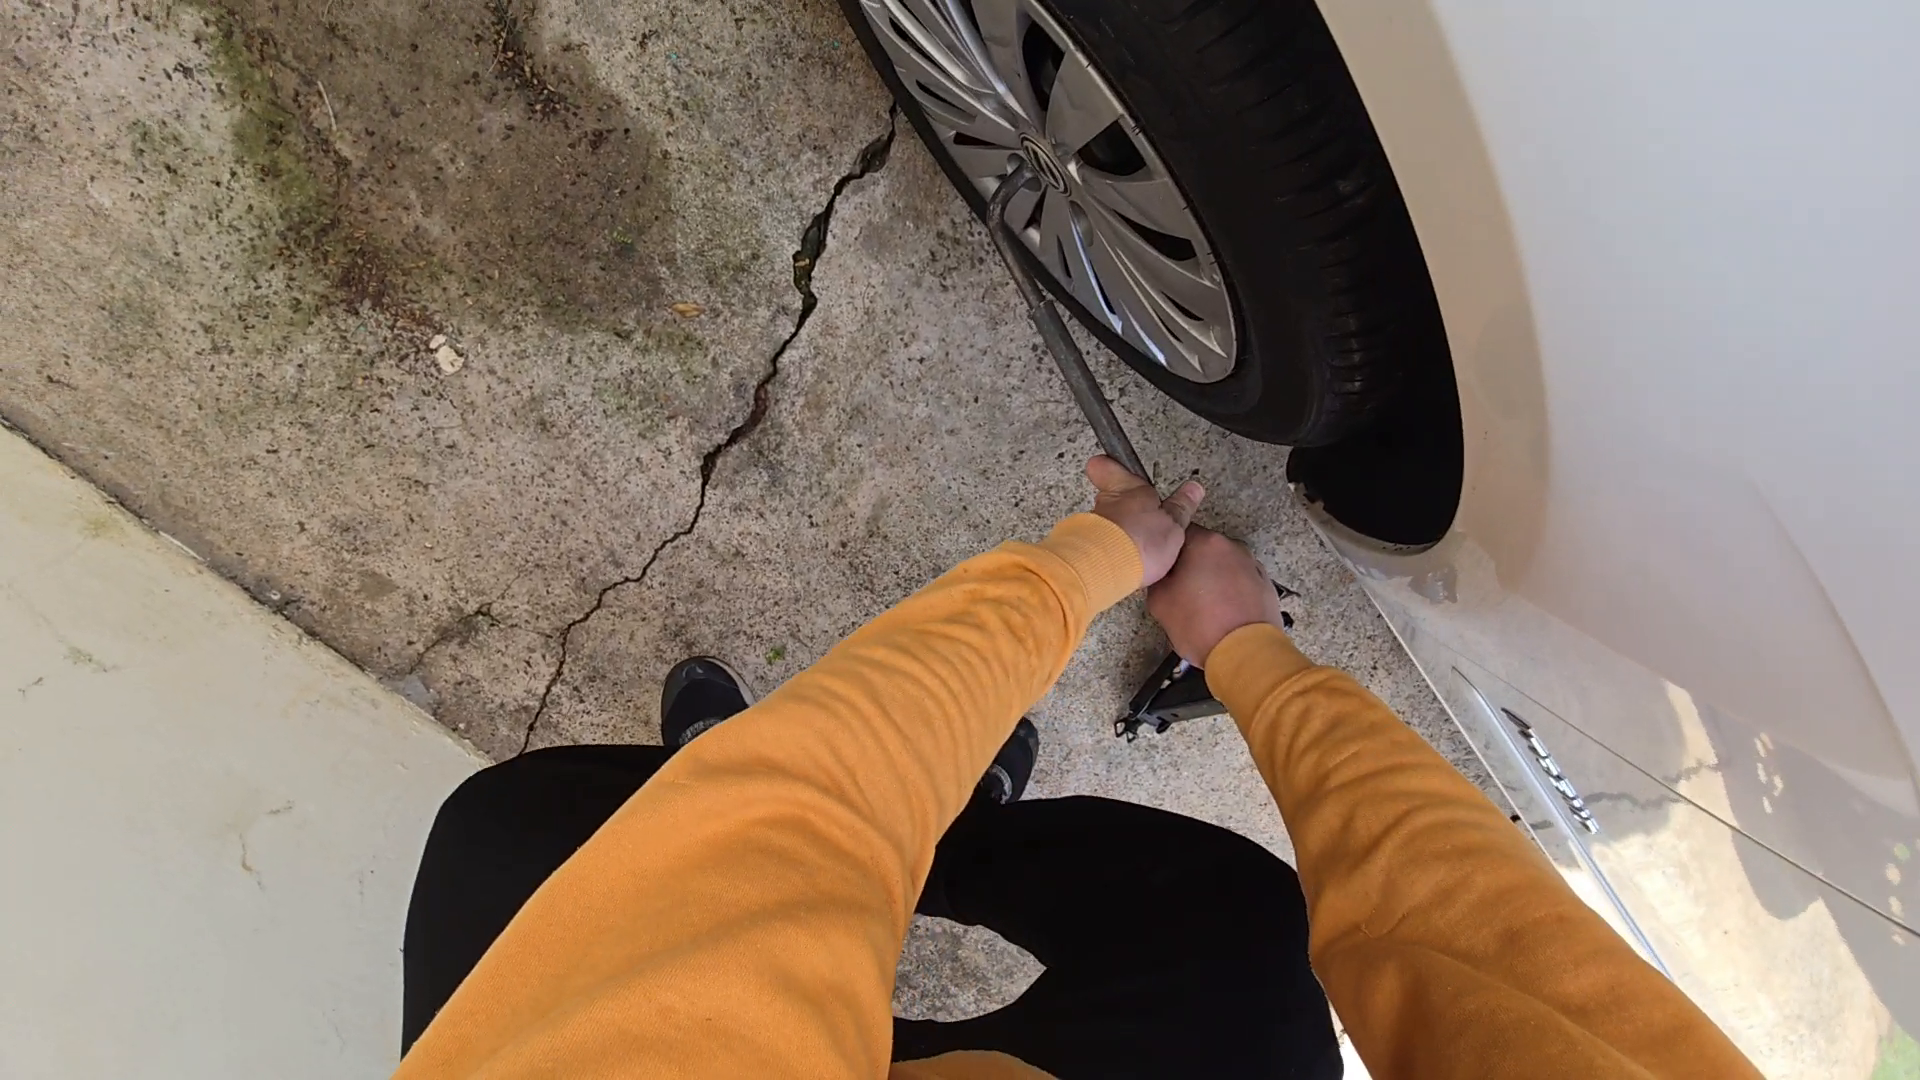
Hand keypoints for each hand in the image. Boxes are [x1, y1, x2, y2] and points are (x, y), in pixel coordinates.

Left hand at [1086, 456, 1204, 586]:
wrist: (1106, 567)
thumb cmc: (1138, 540)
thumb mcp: (1173, 523)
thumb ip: (1181, 507)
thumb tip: (1193, 490)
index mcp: (1125, 488)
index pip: (1105, 465)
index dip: (1111, 465)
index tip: (1119, 465)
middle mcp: (1104, 503)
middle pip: (1107, 495)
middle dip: (1123, 505)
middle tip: (1141, 513)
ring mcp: (1092, 526)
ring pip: (1104, 522)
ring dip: (1118, 532)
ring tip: (1139, 547)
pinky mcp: (1088, 550)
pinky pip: (1101, 547)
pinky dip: (1113, 552)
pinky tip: (1128, 564)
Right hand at [1147, 526, 1286, 663]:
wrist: (1246, 653)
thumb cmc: (1199, 624)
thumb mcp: (1159, 601)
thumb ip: (1157, 578)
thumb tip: (1163, 574)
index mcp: (1205, 543)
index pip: (1178, 533)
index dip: (1167, 550)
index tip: (1162, 568)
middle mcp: (1232, 547)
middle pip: (1203, 548)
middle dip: (1191, 564)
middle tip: (1179, 589)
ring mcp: (1253, 565)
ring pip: (1223, 565)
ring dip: (1212, 578)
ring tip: (1203, 604)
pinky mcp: (1267, 585)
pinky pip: (1240, 581)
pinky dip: (1230, 591)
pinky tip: (1223, 612)